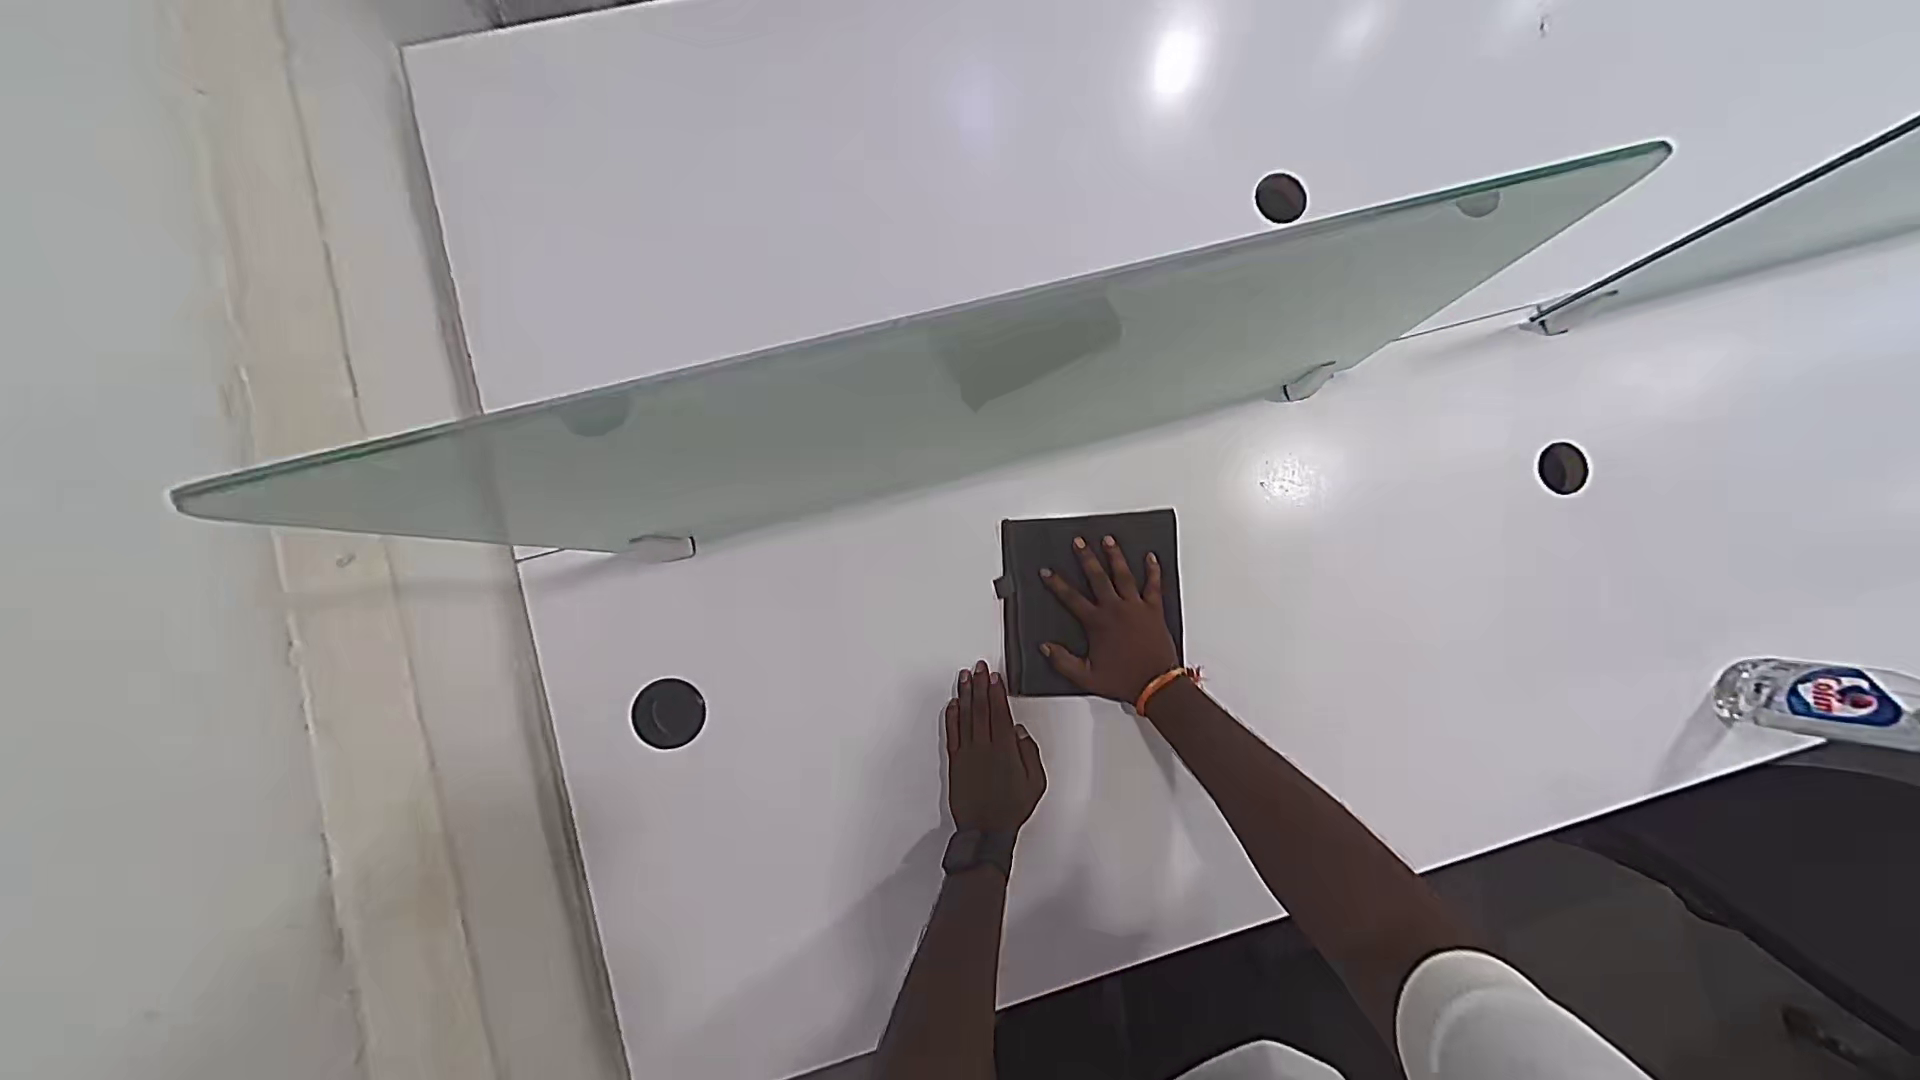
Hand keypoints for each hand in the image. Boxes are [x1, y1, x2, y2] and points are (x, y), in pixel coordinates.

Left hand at [945, 661, 1046, 832]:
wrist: (985, 830)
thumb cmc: (1011, 808)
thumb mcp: (1035, 782)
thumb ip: (1029, 753)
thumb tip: (1019, 732)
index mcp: (1004, 749)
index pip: (999, 711)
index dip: (996, 691)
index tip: (994, 676)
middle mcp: (984, 746)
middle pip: (981, 707)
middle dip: (980, 684)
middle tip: (978, 667)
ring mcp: (967, 752)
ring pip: (965, 715)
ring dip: (965, 694)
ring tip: (964, 677)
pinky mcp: (955, 761)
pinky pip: (952, 733)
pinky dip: (952, 716)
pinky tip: (953, 704)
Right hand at [1038, 535, 1180, 703]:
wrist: (1156, 684)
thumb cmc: (1124, 680)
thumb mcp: (1086, 677)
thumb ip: (1063, 661)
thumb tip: (1046, 648)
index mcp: (1097, 623)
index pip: (1071, 597)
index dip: (1057, 583)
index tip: (1048, 572)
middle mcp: (1115, 609)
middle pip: (1097, 576)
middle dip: (1086, 557)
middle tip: (1079, 542)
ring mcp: (1136, 607)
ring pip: (1123, 574)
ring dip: (1115, 555)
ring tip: (1108, 540)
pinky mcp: (1154, 610)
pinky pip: (1153, 585)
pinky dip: (1153, 570)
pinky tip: (1151, 557)